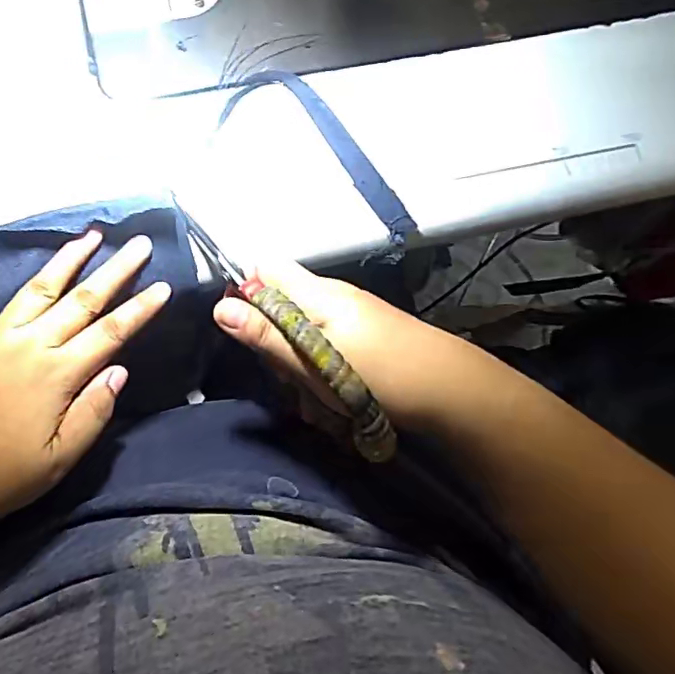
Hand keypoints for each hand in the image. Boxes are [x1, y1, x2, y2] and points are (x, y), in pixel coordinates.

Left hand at [0, 229, 169, 544]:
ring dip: (67, 258)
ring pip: (38, 287)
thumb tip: (120, 370)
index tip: (164, 286)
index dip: (140, 309)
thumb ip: (93, 413)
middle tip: (139, 244)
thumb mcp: (56, 462)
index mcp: (56, 375)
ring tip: (92, 235)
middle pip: (82, 300)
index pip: (111, 334)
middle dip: (116, 270)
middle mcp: (28, 343)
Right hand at [211, 259, 526, 439]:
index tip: (248, 332)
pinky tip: (338, 404)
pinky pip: (327, 352)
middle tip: (290, 379)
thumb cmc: (381, 375)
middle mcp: (331, 298)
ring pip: (302, 338)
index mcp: (317, 293)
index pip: (265, 269)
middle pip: (280, 309)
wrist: (452, 392)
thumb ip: (268, 336)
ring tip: (320, 400)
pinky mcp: (364, 340)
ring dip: (300, 371)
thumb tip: (222, 308)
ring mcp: (350, 319)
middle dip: (275, 346)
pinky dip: (324, 377)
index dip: (247, 294)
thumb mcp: (315, 363)